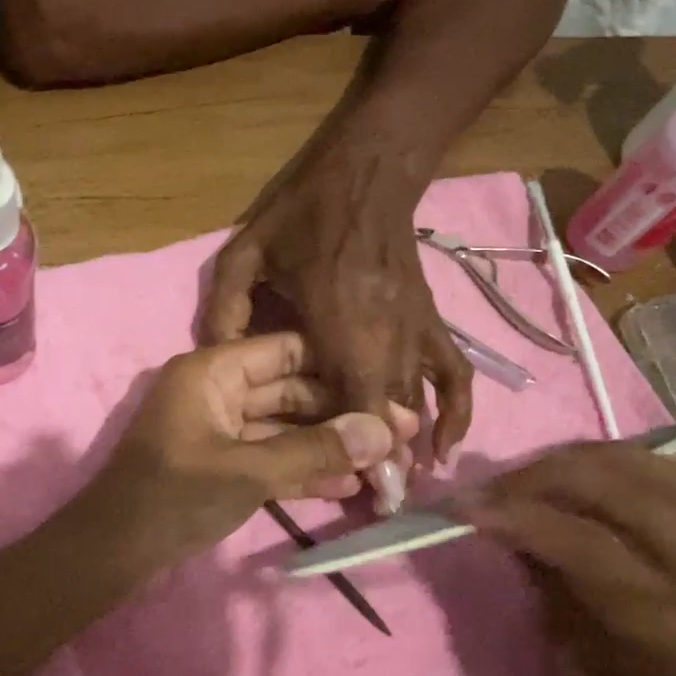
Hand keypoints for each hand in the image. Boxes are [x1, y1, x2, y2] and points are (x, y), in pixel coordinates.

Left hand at [86, 333, 412, 555]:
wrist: (113, 550)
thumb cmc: (175, 495)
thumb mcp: (249, 471)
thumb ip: (315, 450)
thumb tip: (384, 432)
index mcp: (212, 370)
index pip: (287, 351)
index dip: (339, 369)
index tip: (390, 390)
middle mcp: (215, 390)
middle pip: (290, 391)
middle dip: (341, 415)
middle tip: (402, 436)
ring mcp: (216, 429)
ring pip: (283, 428)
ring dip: (327, 446)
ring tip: (387, 464)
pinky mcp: (219, 465)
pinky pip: (268, 457)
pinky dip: (301, 469)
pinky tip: (349, 485)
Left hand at [201, 106, 472, 461]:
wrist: (368, 172)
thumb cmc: (302, 212)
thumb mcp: (245, 254)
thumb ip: (228, 306)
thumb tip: (217, 353)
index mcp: (333, 323)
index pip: (350, 397)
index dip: (358, 444)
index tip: (368, 490)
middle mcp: (381, 334)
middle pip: (385, 409)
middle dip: (383, 458)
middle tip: (382, 504)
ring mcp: (411, 328)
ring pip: (416, 399)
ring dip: (412, 444)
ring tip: (402, 488)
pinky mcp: (428, 321)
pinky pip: (453, 372)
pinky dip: (458, 410)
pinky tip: (447, 446)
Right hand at [461, 443, 675, 675]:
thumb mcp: (565, 667)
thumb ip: (546, 580)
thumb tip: (504, 514)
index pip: (596, 548)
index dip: (522, 514)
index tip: (462, 502)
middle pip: (649, 499)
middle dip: (560, 474)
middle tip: (498, 479)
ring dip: (604, 465)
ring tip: (542, 470)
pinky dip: (644, 484)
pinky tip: (597, 483)